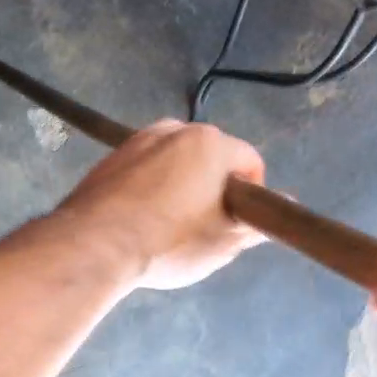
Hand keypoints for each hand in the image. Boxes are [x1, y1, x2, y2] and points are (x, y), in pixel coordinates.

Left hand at [51, 120, 265, 291]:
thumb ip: (254, 223)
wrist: (93, 246)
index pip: (248, 159)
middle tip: (204, 225)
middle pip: (206, 156)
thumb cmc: (168, 241)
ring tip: (168, 225)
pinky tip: (137, 221)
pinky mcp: (104, 162)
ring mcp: (132, 143)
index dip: (252, 192)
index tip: (239, 222)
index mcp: (208, 142)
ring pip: (169, 162)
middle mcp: (170, 131)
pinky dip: (145, 189)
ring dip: (176, 185)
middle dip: (211, 185)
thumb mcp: (222, 242)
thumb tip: (283, 208)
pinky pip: (138, 172)